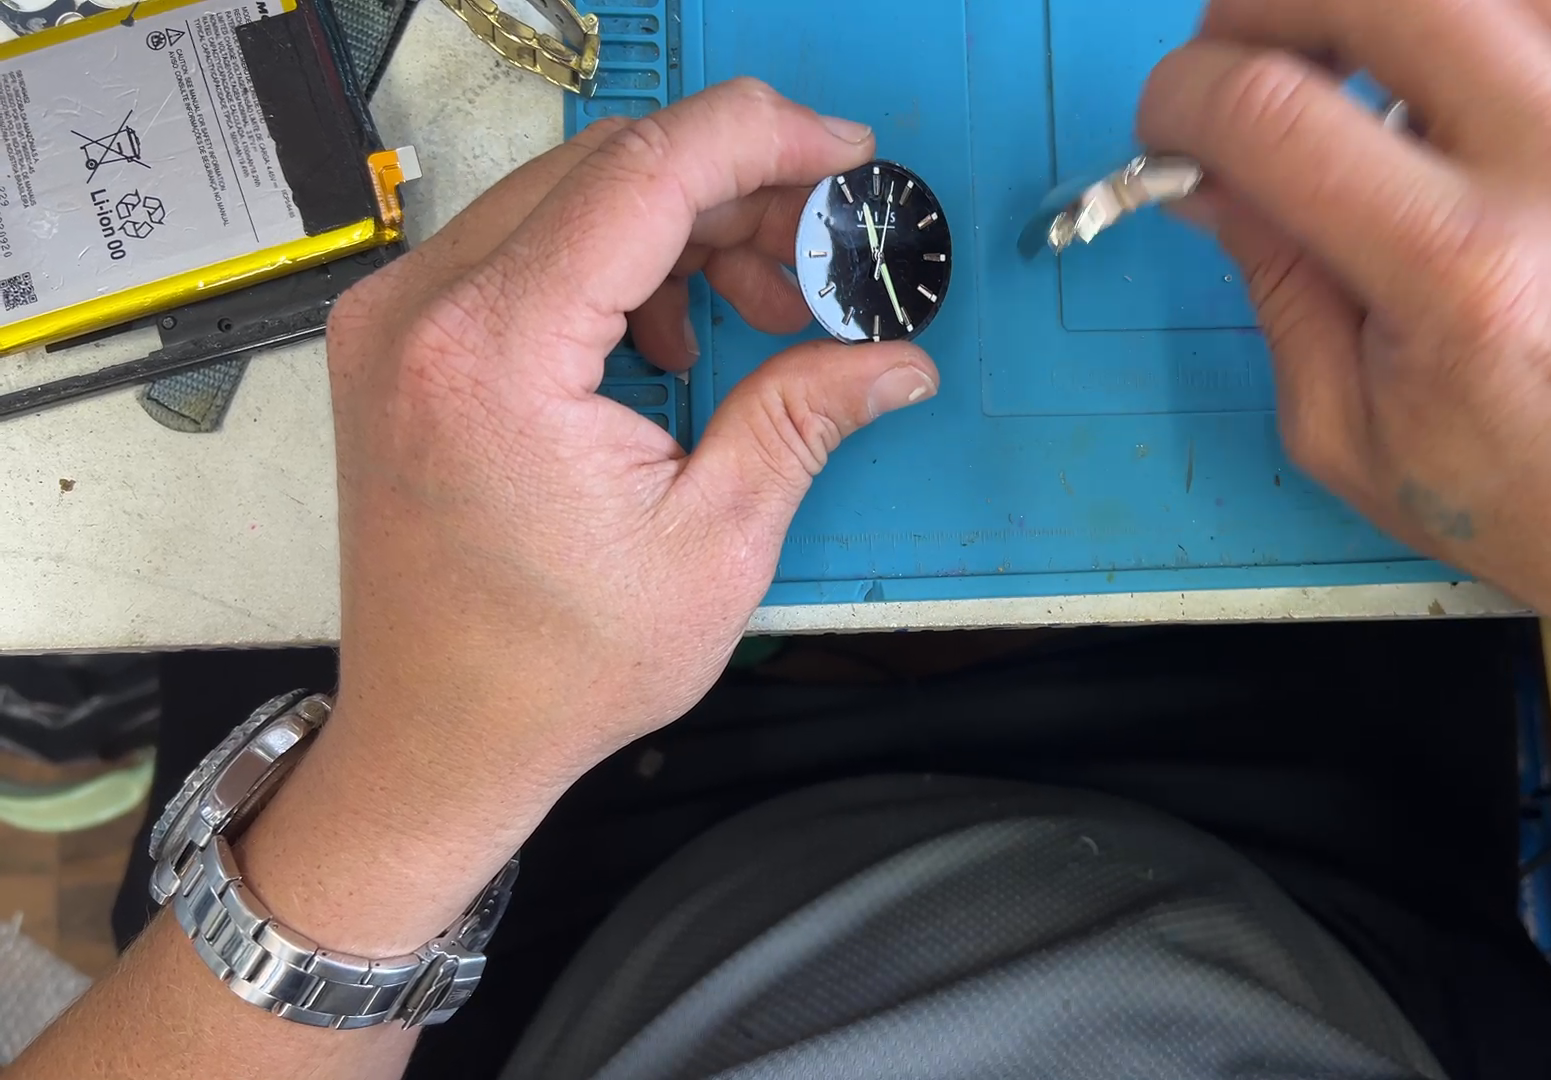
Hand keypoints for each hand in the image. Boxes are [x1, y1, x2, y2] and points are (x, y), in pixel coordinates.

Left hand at [324, 78, 939, 779]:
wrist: (448, 736)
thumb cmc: (569, 664)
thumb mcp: (720, 539)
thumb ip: (806, 418)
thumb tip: (898, 361)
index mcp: (498, 352)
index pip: (646, 173)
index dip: (763, 142)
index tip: (846, 154)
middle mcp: (425, 309)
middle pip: (613, 174)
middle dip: (742, 198)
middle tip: (826, 258)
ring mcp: (406, 321)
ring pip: (578, 206)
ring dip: (691, 238)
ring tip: (768, 312)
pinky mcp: (418, 347)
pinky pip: (541, 256)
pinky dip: (632, 274)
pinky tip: (677, 347)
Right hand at [1138, 0, 1550, 636]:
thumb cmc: (1488, 494)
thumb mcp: (1332, 422)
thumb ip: (1273, 282)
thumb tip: (1204, 181)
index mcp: (1457, 275)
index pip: (1281, 118)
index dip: (1184, 101)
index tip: (1156, 134)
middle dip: (1258, 7)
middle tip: (1215, 65)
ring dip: (1352, 1)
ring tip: (1301, 64)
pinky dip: (1440, 18)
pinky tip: (1403, 82)